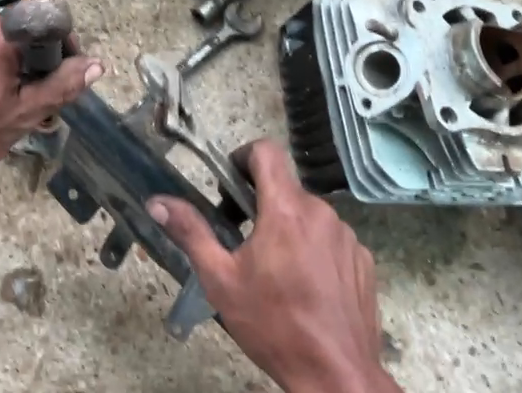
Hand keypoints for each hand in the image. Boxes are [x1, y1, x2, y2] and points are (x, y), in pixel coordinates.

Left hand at [0, 13, 102, 191]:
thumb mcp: (18, 116)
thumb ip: (60, 87)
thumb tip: (92, 67)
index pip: (49, 19)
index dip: (66, 48)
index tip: (68, 76)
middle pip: (24, 33)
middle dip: (38, 66)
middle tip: (39, 105)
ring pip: (0, 46)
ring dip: (12, 73)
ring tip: (5, 114)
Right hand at [149, 141, 397, 392]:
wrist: (335, 376)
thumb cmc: (274, 326)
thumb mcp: (220, 280)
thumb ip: (190, 232)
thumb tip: (158, 203)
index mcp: (286, 210)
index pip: (266, 152)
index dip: (243, 157)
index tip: (230, 186)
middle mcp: (321, 214)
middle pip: (285, 188)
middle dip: (261, 204)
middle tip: (242, 239)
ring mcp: (347, 238)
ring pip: (309, 215)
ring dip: (288, 228)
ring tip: (274, 269)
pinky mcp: (363, 262)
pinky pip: (332, 239)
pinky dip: (315, 250)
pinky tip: (304, 285)